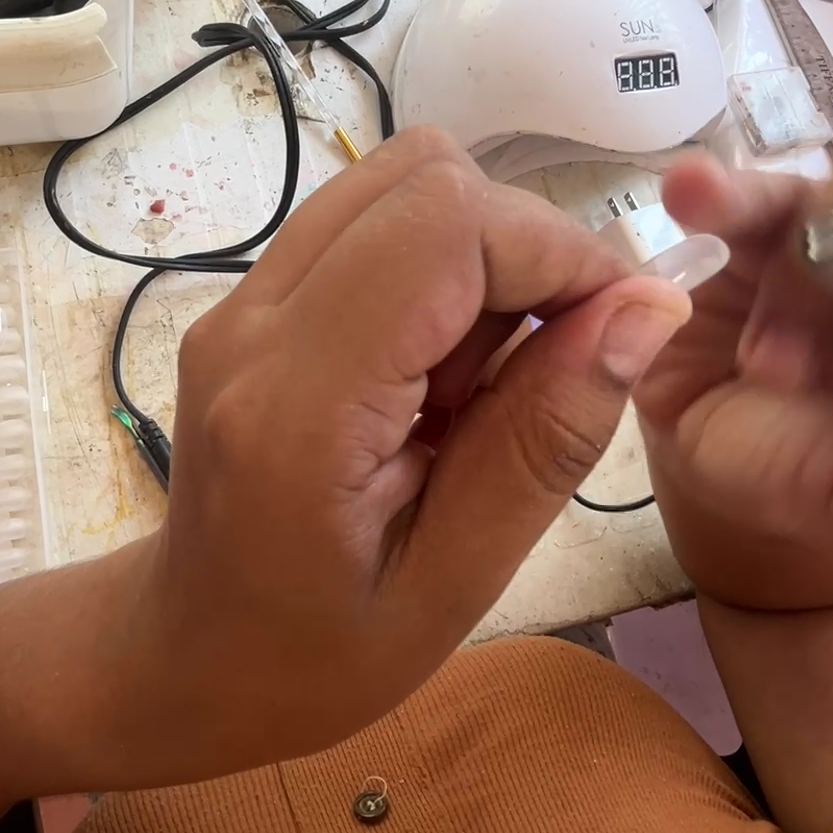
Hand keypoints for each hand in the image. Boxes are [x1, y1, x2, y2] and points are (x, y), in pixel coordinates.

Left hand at [128, 127, 693, 767]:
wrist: (188, 645)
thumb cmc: (316, 653)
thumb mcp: (455, 582)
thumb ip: (544, 440)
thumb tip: (645, 310)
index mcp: (296, 405)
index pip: (443, 225)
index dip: (556, 248)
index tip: (616, 324)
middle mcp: (250, 323)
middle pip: (420, 178)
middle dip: (519, 245)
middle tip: (536, 363)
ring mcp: (236, 302)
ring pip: (393, 183)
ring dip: (474, 253)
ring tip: (474, 375)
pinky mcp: (245, 301)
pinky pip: (363, 223)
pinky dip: (430, 265)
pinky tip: (428, 362)